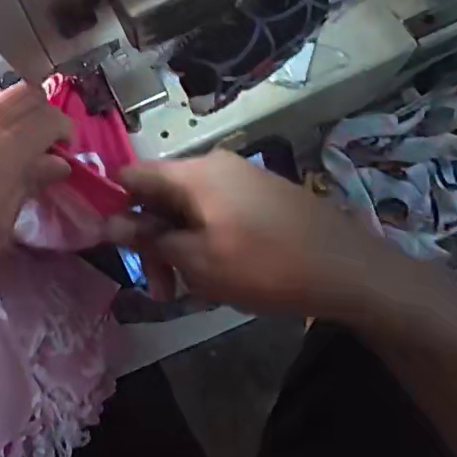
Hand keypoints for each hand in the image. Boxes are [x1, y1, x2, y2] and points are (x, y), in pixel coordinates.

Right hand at [111, 153, 414, 322]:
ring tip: (198, 290)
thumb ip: (150, 239)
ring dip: (183, 248)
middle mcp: (216, 165)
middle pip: (162, 197)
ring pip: (191, 210)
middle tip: (163, 291)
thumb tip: (108, 222)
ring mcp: (243, 178)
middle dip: (155, 243)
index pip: (133, 176)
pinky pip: (218, 213)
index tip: (115, 249)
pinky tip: (225, 275)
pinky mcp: (264, 196)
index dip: (115, 208)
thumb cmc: (265, 265)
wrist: (349, 270)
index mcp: (195, 172)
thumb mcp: (198, 260)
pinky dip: (209, 242)